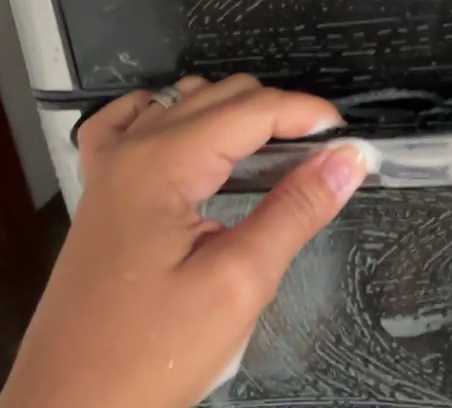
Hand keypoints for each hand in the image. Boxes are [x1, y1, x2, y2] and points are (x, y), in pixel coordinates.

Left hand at [0, 75, 369, 407]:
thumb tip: (350, 157)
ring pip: (189, 100)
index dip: (309, 114)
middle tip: (321, 163)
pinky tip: (197, 142)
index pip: (254, 108)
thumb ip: (297, 209)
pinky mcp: (100, 190)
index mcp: (163, 161)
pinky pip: (135, 120)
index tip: (351, 143)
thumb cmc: (151, 356)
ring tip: (274, 161)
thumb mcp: (239, 284)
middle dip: (281, 114)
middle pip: (225, 95)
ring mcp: (110, 165)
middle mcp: (133, 146)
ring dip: (238, 115)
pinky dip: (176, 116)